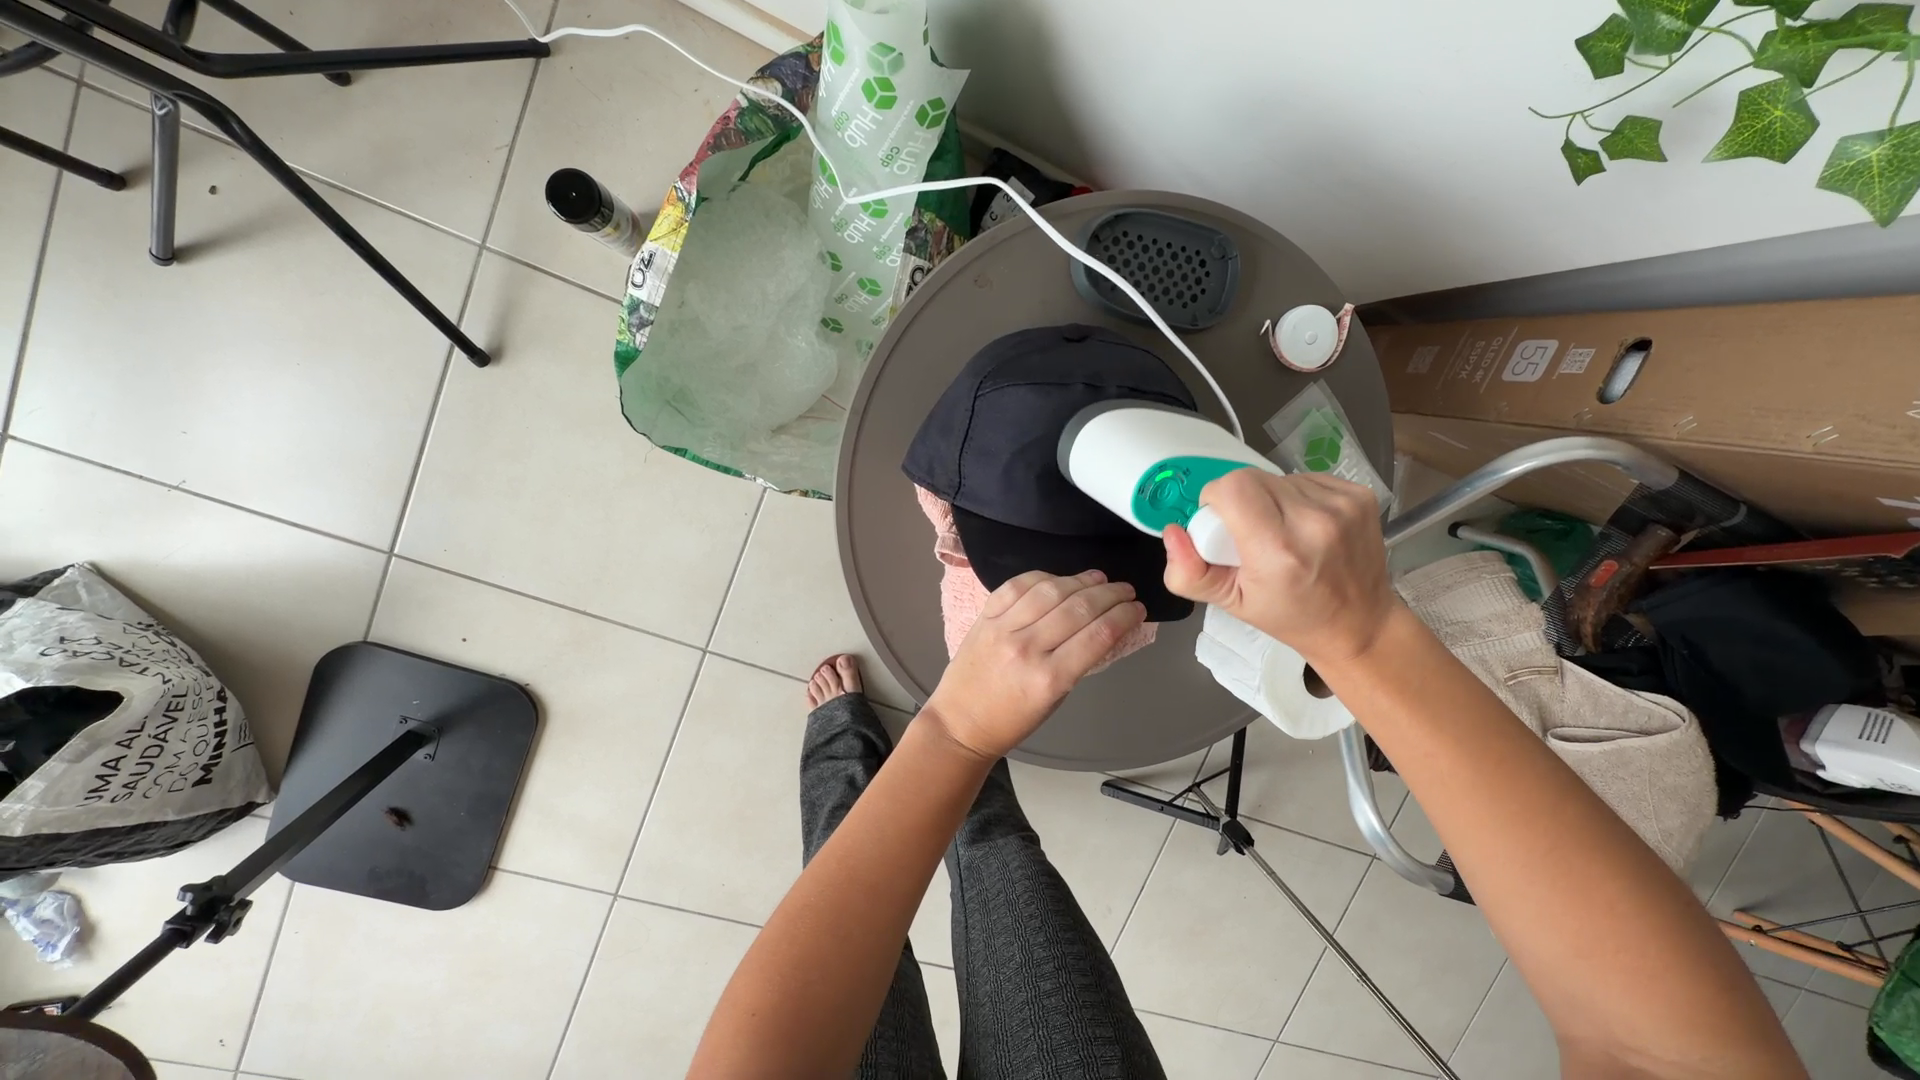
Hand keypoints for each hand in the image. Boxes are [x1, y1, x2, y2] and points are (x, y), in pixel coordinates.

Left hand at [924, 570, 1146, 760]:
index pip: (1098, 635)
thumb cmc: (1012, 720)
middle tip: (1126, 590)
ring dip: (1081, 580)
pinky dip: (1043, 577)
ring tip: (1100, 578)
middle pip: (1078, 608)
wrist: (960, 722)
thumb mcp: (1056, 699)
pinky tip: (1060, 579)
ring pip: (1050, 591)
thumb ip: (1079, 662)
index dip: (1124, 616)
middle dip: (1110, 595)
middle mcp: (1027, 648)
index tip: (1137, 609)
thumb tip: (1106, 627)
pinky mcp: (984, 617)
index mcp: (1049, 678)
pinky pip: (1017, 585)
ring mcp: (1003, 629)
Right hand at [1163, 471, 1398, 669]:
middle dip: (1240, 500)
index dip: (1216, 499)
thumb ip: (1190, 573)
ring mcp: (1342, 506)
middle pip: (1252, 478)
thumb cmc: (1289, 615)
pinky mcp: (1359, 495)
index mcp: (1279, 550)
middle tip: (1249, 533)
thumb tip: (1172, 533)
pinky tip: (1305, 525)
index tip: (1222, 524)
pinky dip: (1297, 498)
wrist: (1358, 622)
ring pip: (1279, 478)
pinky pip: (1307, 479)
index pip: (1233, 487)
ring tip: (1282, 532)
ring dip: (1271, 499)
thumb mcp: (1230, 604)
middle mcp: (1314, 521)